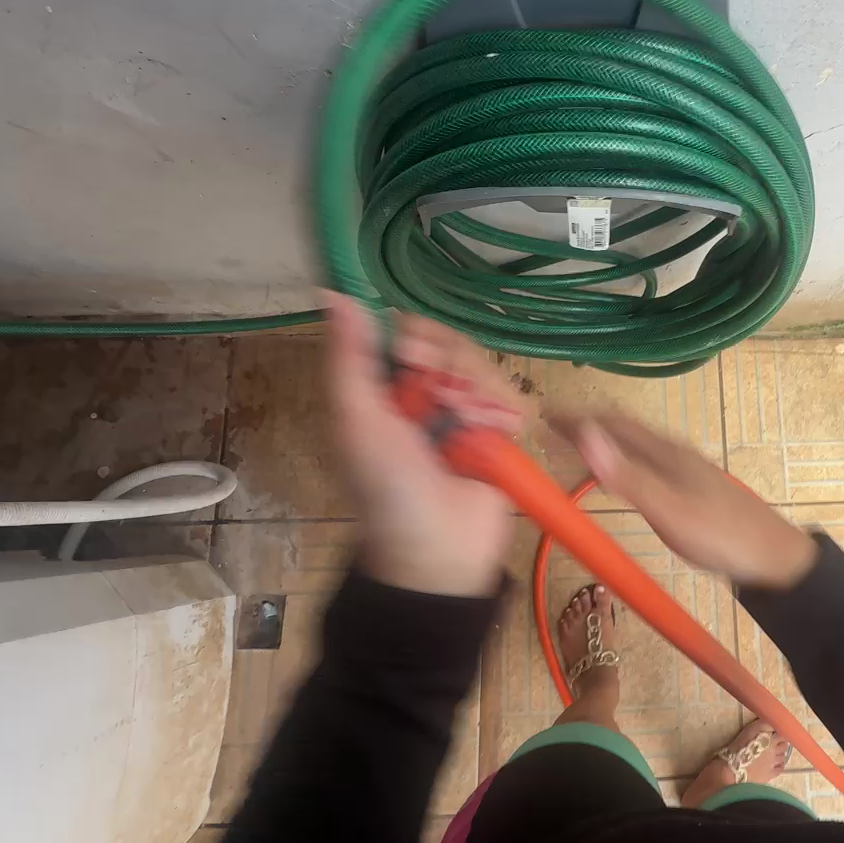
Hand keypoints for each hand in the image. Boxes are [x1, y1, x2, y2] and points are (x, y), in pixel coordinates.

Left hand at [322, 291, 527, 596]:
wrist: (440, 548)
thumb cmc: (389, 487)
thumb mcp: (358, 423)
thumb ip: (350, 360)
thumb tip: (332, 294)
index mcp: (388, 388)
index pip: (412, 332)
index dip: (420, 337)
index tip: (415, 358)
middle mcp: (427, 393)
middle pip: (453, 345)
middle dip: (452, 370)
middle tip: (445, 402)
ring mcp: (466, 411)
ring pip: (484, 368)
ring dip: (480, 394)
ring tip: (472, 427)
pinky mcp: (500, 430)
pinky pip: (511, 396)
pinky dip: (505, 412)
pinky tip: (499, 432)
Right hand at [550, 412, 817, 589]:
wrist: (773, 557)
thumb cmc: (720, 534)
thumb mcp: (668, 509)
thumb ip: (625, 476)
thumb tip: (585, 433)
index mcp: (664, 451)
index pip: (611, 423)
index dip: (576, 419)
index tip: (541, 419)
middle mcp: (672, 451)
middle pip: (620, 429)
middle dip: (583, 428)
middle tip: (547, 435)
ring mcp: (682, 468)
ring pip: (632, 446)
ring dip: (599, 444)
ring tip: (570, 453)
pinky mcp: (688, 487)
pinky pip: (642, 463)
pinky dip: (617, 463)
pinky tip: (616, 479)